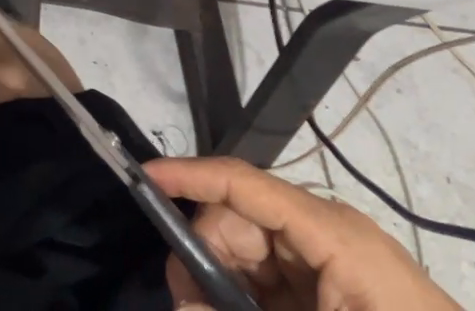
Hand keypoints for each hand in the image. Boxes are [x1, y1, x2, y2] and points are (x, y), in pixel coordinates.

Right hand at [145, 157, 461, 310]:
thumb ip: (236, 310)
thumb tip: (182, 303)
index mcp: (331, 233)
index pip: (243, 183)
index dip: (188, 175)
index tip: (141, 181)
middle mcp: (326, 233)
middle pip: (236, 217)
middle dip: (202, 253)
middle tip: (188, 302)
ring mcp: (330, 261)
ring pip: (245, 248)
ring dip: (219, 279)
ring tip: (208, 308)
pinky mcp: (333, 288)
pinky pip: (268, 276)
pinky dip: (243, 294)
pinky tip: (238, 309)